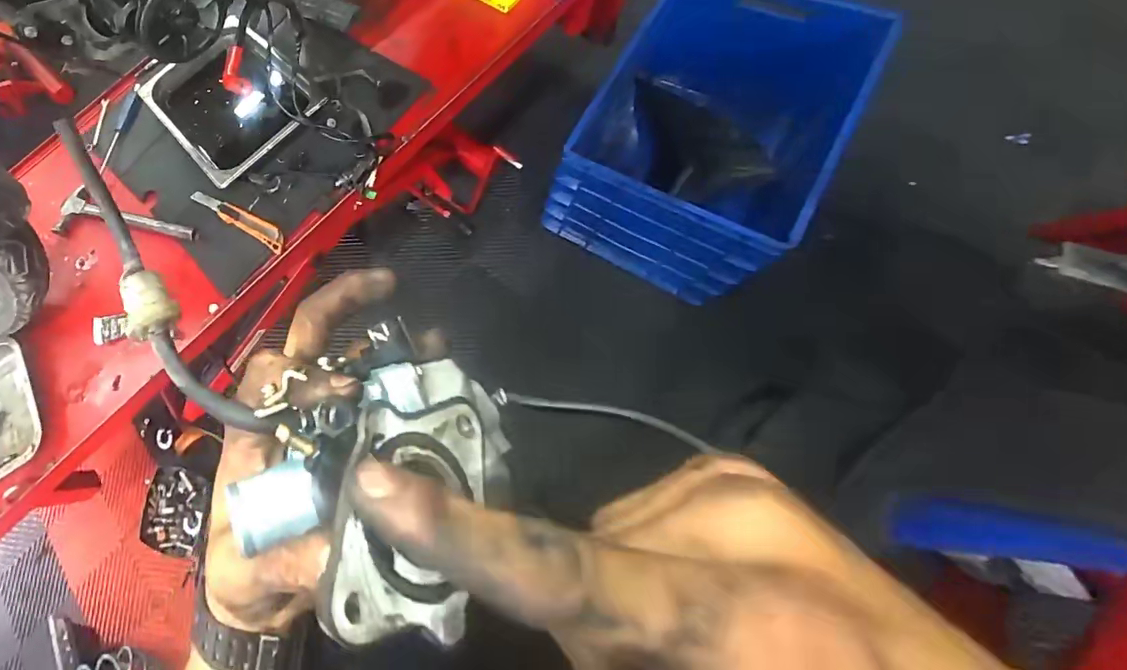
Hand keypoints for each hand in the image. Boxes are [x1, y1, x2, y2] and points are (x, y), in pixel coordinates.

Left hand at [197, 268, 395, 634]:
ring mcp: (319, 417)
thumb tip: (333, 545)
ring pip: (348, 358)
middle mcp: (286, 406)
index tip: (344, 392)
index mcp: (254, 424)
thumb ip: (284, 558)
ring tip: (430, 336)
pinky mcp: (346, 438)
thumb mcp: (249, 567)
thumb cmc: (240, 563)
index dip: (305, 373)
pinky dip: (401, 382)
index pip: (270, 372)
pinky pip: (374, 397)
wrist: (258, 590)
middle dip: (342, 301)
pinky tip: (436, 379)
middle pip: (306, 337)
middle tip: (386, 283)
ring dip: (386, 341)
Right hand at [348, 453, 1006, 669]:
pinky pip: (642, 525)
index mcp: (749, 616)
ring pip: (607, 543)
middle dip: (585, 622)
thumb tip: (545, 620)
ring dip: (618, 604)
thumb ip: (603, 649)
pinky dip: (646, 575)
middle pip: (578, 558)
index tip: (378, 486)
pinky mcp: (736, 476)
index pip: (568, 569)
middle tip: (645, 667)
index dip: (463, 534)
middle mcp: (730, 512)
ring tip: (701, 648)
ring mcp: (737, 484)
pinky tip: (709, 616)